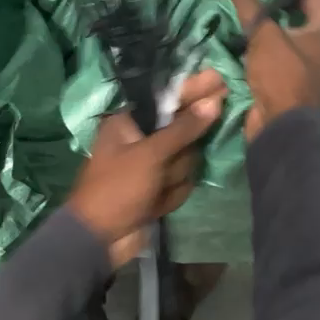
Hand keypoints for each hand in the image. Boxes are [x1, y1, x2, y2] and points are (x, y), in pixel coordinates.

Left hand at [68, 69, 226, 265]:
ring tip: (153, 191)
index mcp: (128, 122)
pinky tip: (155, 204)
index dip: (194, 90)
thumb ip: (183, 129)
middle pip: (183, 133)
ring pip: (186, 160)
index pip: (168, 99)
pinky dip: (171, 195)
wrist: (100, 238)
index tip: (219, 80)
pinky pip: (180, 182)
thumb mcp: (150, 155)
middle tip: (167, 167)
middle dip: (179, 154)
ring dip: (173, 178)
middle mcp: (141, 139)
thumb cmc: (117, 188)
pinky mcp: (158, 188)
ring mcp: (151, 166)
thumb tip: (213, 102)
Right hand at [218, 0, 319, 140]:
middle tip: (250, 2)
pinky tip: (239, 47)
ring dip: (264, 33)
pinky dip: (259, 53)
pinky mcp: (288, 84)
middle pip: (298, 20)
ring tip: (240, 22)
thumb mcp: (264, 35)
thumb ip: (248, 7)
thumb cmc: (282, 75)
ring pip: (283, 42)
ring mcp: (305, 69)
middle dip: (274, 11)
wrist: (280, 126)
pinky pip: (274, 61)